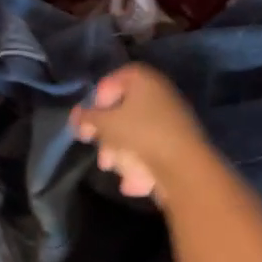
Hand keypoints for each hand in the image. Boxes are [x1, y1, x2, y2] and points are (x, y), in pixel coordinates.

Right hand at [70, 65, 214, 200]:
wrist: (184, 169)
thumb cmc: (141, 135)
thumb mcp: (105, 124)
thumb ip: (86, 118)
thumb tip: (77, 117)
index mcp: (145, 82)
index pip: (116, 79)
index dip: (99, 96)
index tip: (90, 117)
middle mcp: (160, 96)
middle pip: (124, 111)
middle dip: (107, 133)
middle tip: (97, 146)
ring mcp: (170, 123)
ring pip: (136, 135)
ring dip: (120, 153)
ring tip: (113, 167)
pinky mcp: (177, 147)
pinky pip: (150, 153)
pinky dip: (139, 166)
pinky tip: (132, 182)